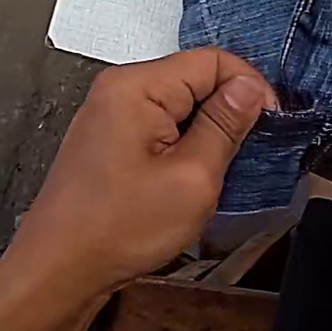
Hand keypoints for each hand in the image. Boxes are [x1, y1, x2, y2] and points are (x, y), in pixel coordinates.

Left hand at [4, 47, 275, 298]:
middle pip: (194, 78)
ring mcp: (111, 113)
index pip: (212, 60)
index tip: (271, 123)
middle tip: (248, 153)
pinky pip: (160, 123)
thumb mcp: (192, 177)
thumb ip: (224, 124)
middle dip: (228, 110)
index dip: (250, 86)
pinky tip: (192, 174)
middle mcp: (120, 88)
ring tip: (220, 169)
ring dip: (207, 131)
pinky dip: (185, 142)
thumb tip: (250, 86)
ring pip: (180, 104)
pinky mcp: (111, 138)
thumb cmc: (122, 228)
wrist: (59, 270)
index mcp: (137, 86)